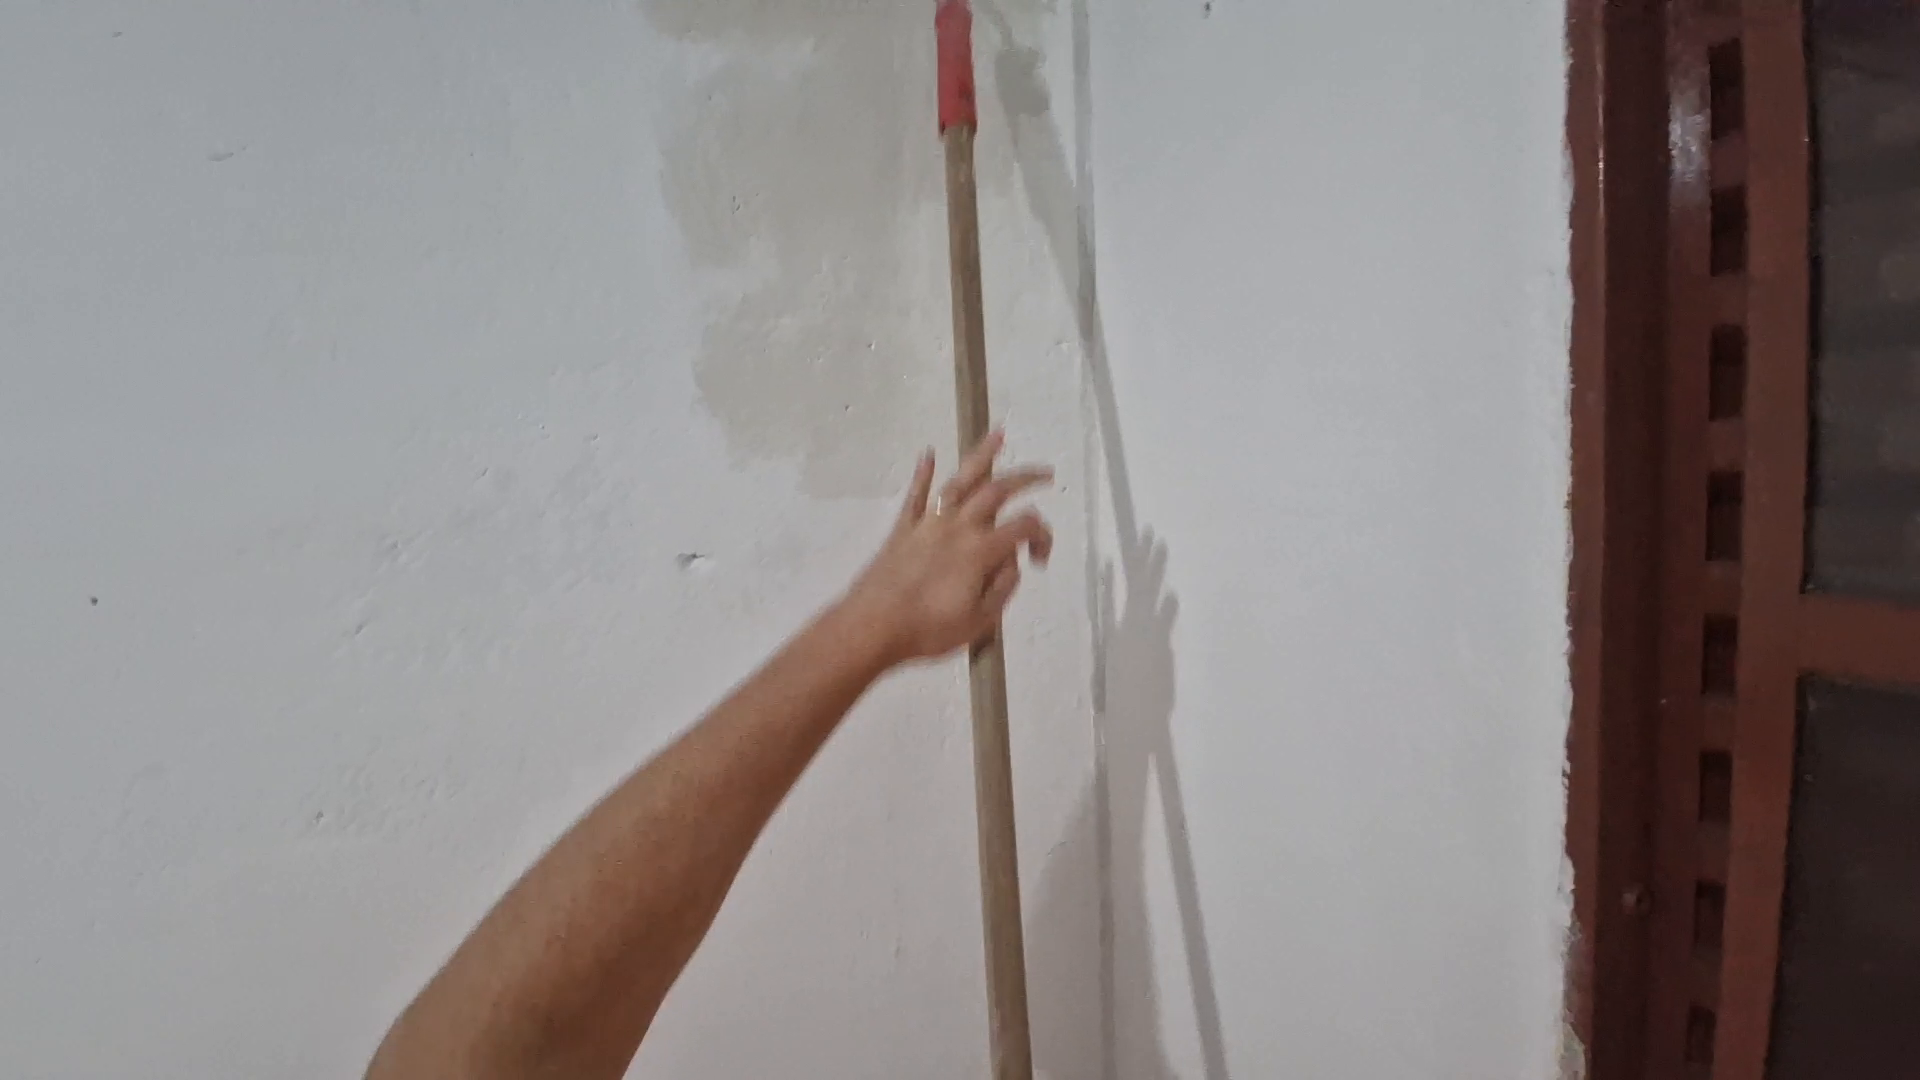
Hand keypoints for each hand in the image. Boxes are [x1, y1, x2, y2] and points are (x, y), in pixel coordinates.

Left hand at [840, 432, 1053, 667]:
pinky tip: (928, 454)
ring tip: (999, 435)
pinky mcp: (903, 529)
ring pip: (959, 481)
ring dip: (981, 456)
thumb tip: (1011, 562)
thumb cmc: (929, 631)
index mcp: (981, 551)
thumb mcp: (981, 621)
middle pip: (998, 491)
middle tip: (1046, 474)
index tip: (1041, 559)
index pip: (1024, 527)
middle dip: (1026, 478)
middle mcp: (958, 527)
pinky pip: (916, 496)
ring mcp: (928, 523)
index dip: (1043, 536)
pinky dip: (923, 473)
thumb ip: (1003, 587)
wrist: (873, 627)